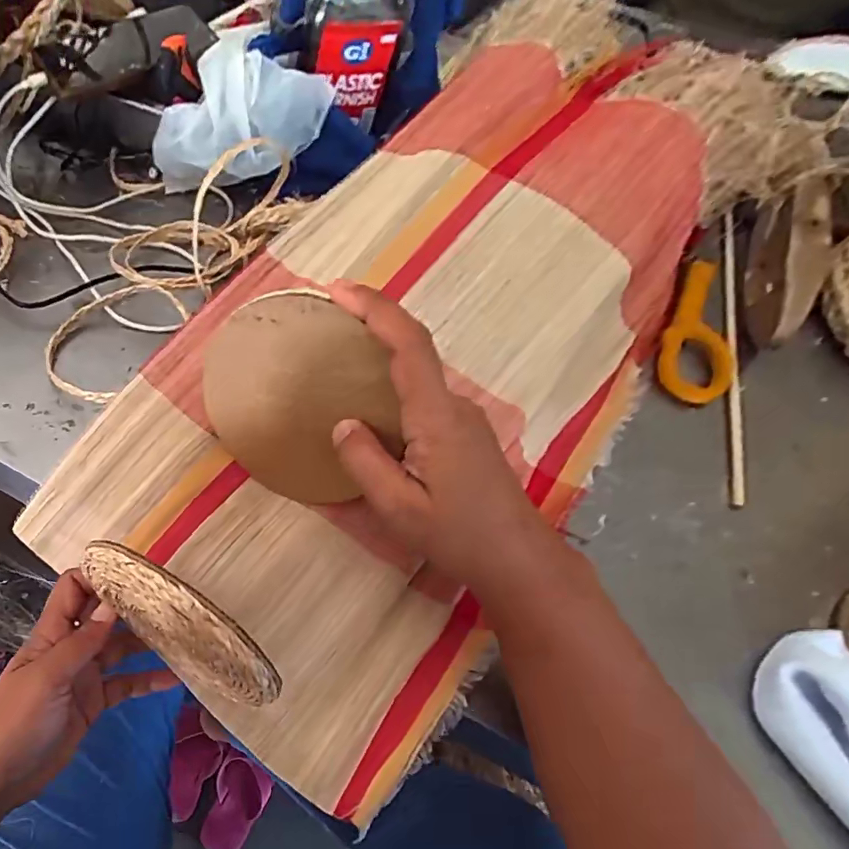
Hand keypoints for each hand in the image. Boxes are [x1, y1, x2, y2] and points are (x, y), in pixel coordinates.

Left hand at [0, 571, 177, 838]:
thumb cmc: (15, 720)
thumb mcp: (47, 677)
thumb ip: (80, 641)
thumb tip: (112, 603)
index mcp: (52, 634)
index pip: (73, 590)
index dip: (99, 577)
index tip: (133, 574)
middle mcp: (70, 649)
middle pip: (103, 617)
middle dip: (132, 607)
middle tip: (170, 603)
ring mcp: (84, 676)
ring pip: (119, 649)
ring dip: (145, 643)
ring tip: (180, 637)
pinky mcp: (95, 703)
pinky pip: (125, 684)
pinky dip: (147, 680)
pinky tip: (173, 679)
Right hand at [325, 280, 570, 595]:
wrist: (518, 558)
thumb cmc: (458, 536)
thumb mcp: (397, 509)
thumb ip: (365, 463)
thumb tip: (343, 424)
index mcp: (436, 417)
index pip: (408, 344)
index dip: (375, 309)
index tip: (338, 290)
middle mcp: (455, 407)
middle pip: (414, 350)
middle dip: (373, 326)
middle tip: (330, 322)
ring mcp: (465, 419)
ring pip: (419, 377)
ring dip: (383, 359)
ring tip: (342, 362)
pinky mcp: (466, 436)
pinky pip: (424, 399)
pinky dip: (394, 389)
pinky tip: (373, 411)